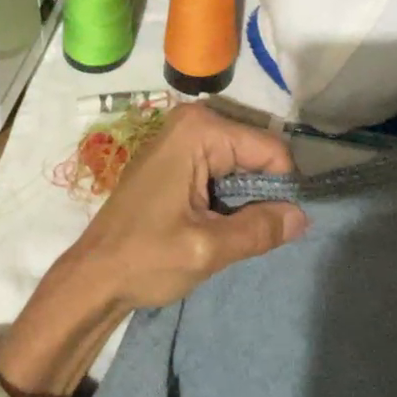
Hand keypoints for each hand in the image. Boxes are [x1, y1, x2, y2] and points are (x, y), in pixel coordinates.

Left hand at [0, 103, 306, 396]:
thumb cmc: (145, 258)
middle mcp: (192, 120)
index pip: (270, 149)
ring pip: (242, 162)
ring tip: (233, 231)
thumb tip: (303, 216)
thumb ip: (259, 229)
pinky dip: (228, 195)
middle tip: (255, 232)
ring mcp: (183, 135)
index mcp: (199, 129)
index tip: (281, 227)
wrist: (93, 276)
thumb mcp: (208, 249)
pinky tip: (217, 222)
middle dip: (263, 191)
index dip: (283, 189)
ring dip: (246, 197)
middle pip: (256, 152)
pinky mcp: (178, 155)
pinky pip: (222, 167)